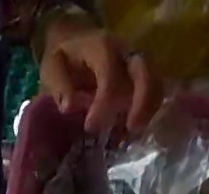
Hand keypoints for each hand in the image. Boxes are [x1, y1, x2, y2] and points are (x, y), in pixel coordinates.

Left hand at [39, 17, 160, 133]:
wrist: (76, 43)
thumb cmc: (65, 59)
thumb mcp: (52, 67)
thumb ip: (59, 85)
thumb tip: (69, 106)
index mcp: (102, 48)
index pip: (111, 78)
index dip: (104, 106)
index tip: (90, 127)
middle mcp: (125, 53)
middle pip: (145, 74)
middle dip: (141, 105)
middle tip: (131, 130)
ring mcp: (137, 64)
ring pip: (155, 84)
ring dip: (148, 112)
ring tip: (131, 134)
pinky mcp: (142, 77)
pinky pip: (154, 94)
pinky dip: (147, 114)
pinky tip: (131, 132)